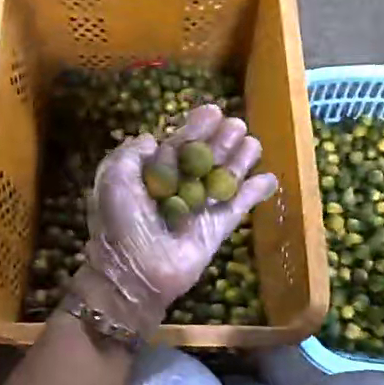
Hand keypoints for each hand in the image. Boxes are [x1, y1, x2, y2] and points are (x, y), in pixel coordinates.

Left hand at [72, 104, 277, 333]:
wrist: (134, 274)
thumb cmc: (120, 224)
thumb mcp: (113, 180)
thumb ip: (130, 154)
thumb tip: (152, 138)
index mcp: (151, 177)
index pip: (177, 146)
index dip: (194, 128)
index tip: (212, 110)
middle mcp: (177, 190)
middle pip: (204, 159)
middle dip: (220, 140)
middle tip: (236, 124)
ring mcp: (198, 210)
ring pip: (223, 179)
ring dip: (239, 160)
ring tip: (252, 142)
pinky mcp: (216, 230)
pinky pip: (238, 207)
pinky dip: (254, 193)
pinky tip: (269, 178)